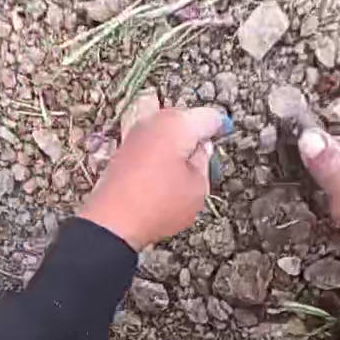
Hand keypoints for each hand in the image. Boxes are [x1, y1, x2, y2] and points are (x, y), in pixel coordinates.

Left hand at [79, 106, 229, 248]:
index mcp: (178, 125)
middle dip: (196, 133)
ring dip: (177, 142)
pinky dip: (161, 152)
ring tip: (185, 168)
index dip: (220, 126)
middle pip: (184, 118)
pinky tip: (164, 173)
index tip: (225, 133)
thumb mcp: (198, 187)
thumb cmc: (160, 204)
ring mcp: (135, 134)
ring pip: (165, 130)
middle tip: (207, 156)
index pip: (208, 116)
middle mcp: (154, 121)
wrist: (114, 222)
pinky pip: (150, 142)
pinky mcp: (123, 150)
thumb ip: (204, 162)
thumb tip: (201, 148)